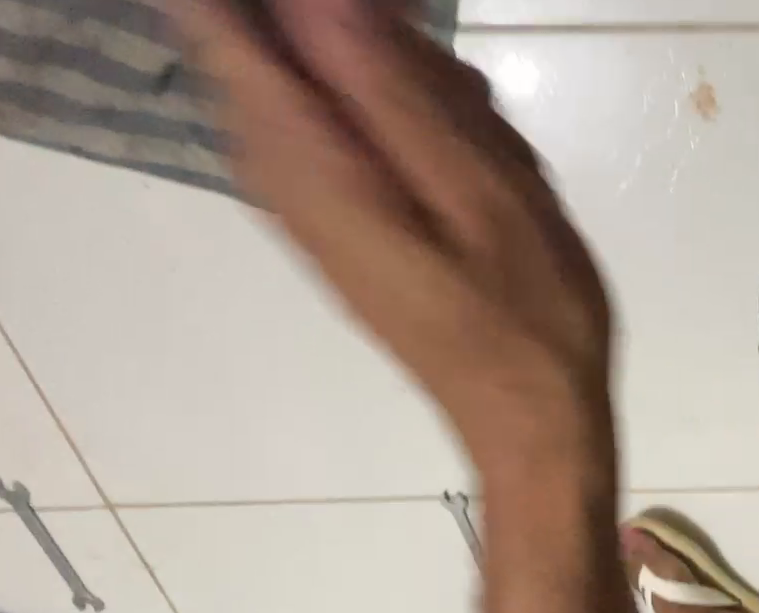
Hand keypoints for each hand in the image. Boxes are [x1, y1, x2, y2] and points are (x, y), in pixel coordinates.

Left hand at [168, 0, 612, 468]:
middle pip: (285, 45)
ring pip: (337, 93)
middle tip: (478, 107)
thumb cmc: (530, 326)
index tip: (398, 27)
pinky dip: (426, 143)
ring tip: (500, 160)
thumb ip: (399, 98)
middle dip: (383, 47)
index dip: (305, 8)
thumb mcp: (488, 205)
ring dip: (420, 102)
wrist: (535, 426)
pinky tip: (487, 183)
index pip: (223, 21)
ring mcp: (319, 208)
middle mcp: (289, 178)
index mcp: (312, 164)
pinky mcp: (353, 231)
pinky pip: (364, 143)